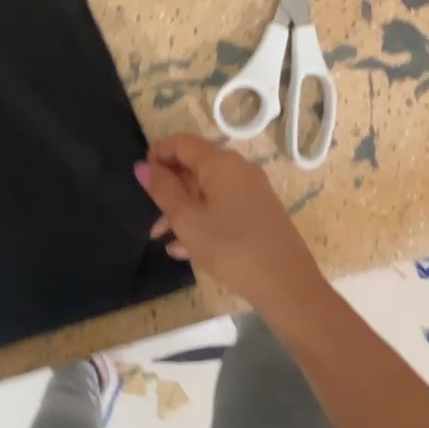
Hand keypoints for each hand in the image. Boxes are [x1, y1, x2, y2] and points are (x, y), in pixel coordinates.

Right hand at [135, 135, 328, 307]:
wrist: (286, 284)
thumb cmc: (230, 247)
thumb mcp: (186, 219)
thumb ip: (162, 189)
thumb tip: (142, 166)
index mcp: (220, 163)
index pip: (181, 143)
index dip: (157, 155)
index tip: (142, 181)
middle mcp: (238, 170)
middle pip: (194, 167)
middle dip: (168, 189)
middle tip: (151, 216)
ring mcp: (251, 192)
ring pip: (206, 191)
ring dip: (181, 210)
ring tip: (162, 239)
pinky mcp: (258, 213)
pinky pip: (221, 207)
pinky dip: (201, 221)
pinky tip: (185, 250)